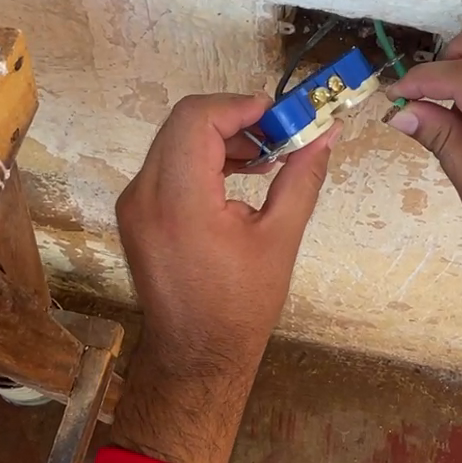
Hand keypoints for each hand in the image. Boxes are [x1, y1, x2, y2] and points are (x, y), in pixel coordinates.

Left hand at [111, 93, 336, 462]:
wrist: (195, 356)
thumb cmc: (241, 306)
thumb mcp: (280, 239)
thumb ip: (302, 178)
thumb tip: (327, 134)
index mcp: (178, 200)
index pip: (197, 118)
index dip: (241, 106)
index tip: (281, 115)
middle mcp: (144, 193)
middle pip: (184, 123)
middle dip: (235, 118)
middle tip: (280, 132)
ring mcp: (134, 203)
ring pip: (174, 139)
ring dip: (221, 136)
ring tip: (267, 154)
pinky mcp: (136, 212)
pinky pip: (168, 163)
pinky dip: (203, 157)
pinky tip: (240, 173)